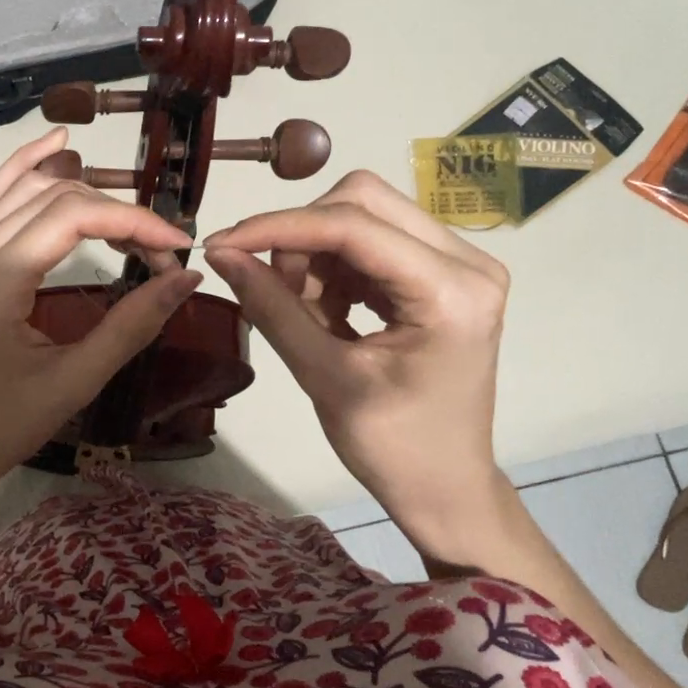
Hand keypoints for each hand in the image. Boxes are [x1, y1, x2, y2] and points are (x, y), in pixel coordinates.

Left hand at [0, 128, 202, 493]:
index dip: (133, 222)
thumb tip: (186, 278)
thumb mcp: (76, 380)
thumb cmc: (7, 423)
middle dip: (114, 213)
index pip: (72, 219)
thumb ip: (132, 325)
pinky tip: (55, 152)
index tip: (178, 244)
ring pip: (23, 192)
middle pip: (52, 199)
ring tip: (129, 198)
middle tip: (159, 248)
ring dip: (78, 189)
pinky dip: (24, 174)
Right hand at [202, 171, 513, 561]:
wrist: (444, 486)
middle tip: (268, 284)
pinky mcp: (442, 275)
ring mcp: (458, 265)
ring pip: (363, 216)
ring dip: (313, 253)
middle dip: (299, 233)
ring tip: (298, 308)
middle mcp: (467, 261)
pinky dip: (332, 267)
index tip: (219, 244)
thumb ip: (272, 309)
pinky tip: (322, 309)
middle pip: (362, 201)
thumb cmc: (391, 444)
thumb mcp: (323, 376)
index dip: (277, 227)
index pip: (352, 226)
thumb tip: (220, 255)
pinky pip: (371, 242)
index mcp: (451, 291)